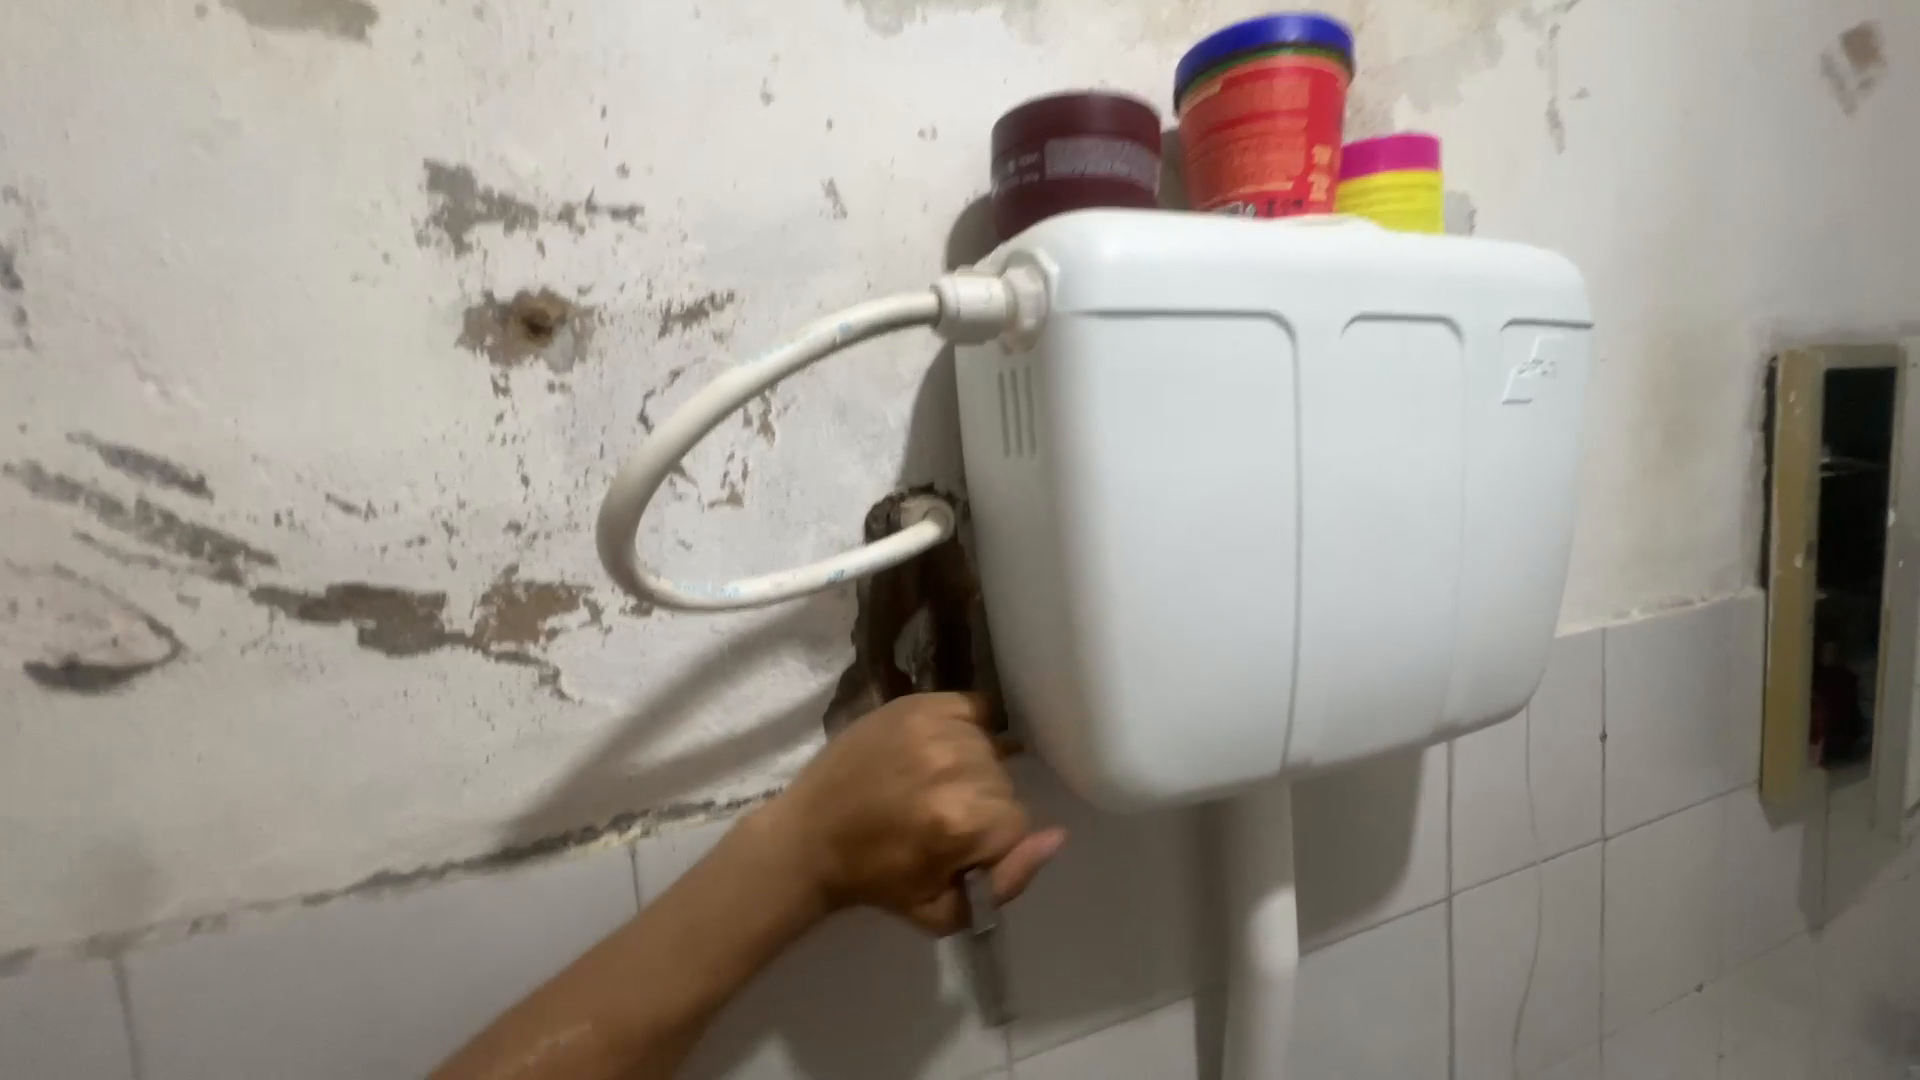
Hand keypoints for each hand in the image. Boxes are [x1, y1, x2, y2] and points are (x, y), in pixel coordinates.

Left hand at [759, 692, 1065, 934]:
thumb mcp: (943, 910)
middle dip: (983, 805)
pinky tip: (944, 745)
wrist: (811, 834)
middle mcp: (952, 765)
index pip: (1016, 822)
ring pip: (989, 748)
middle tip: (941, 818)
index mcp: (958, 821)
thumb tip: (1057, 835)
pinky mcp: (915, 703)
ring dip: (973, 767)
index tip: (956, 848)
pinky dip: (968, 726)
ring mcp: (932, 727)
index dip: (991, 842)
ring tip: (934, 784)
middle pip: (1004, 783)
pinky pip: (974, 708)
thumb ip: (1009, 881)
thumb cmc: (876, 879)